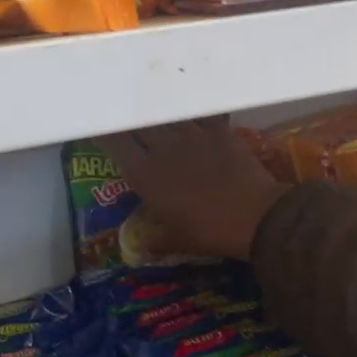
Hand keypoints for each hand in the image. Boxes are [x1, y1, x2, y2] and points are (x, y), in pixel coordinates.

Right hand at [100, 117, 290, 259]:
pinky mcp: (218, 130)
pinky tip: (194, 109)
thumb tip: (141, 248)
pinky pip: (202, 113)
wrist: (257, 216)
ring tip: (156, 112)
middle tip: (126, 119)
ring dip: (159, 114)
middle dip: (130, 120)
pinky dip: (195, 111)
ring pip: (167, 114)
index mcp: (145, 175)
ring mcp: (192, 135)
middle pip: (138, 123)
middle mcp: (163, 148)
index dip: (104, 133)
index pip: (115, 143)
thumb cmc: (210, 232)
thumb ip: (155, 240)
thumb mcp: (178, 241)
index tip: (99, 129)